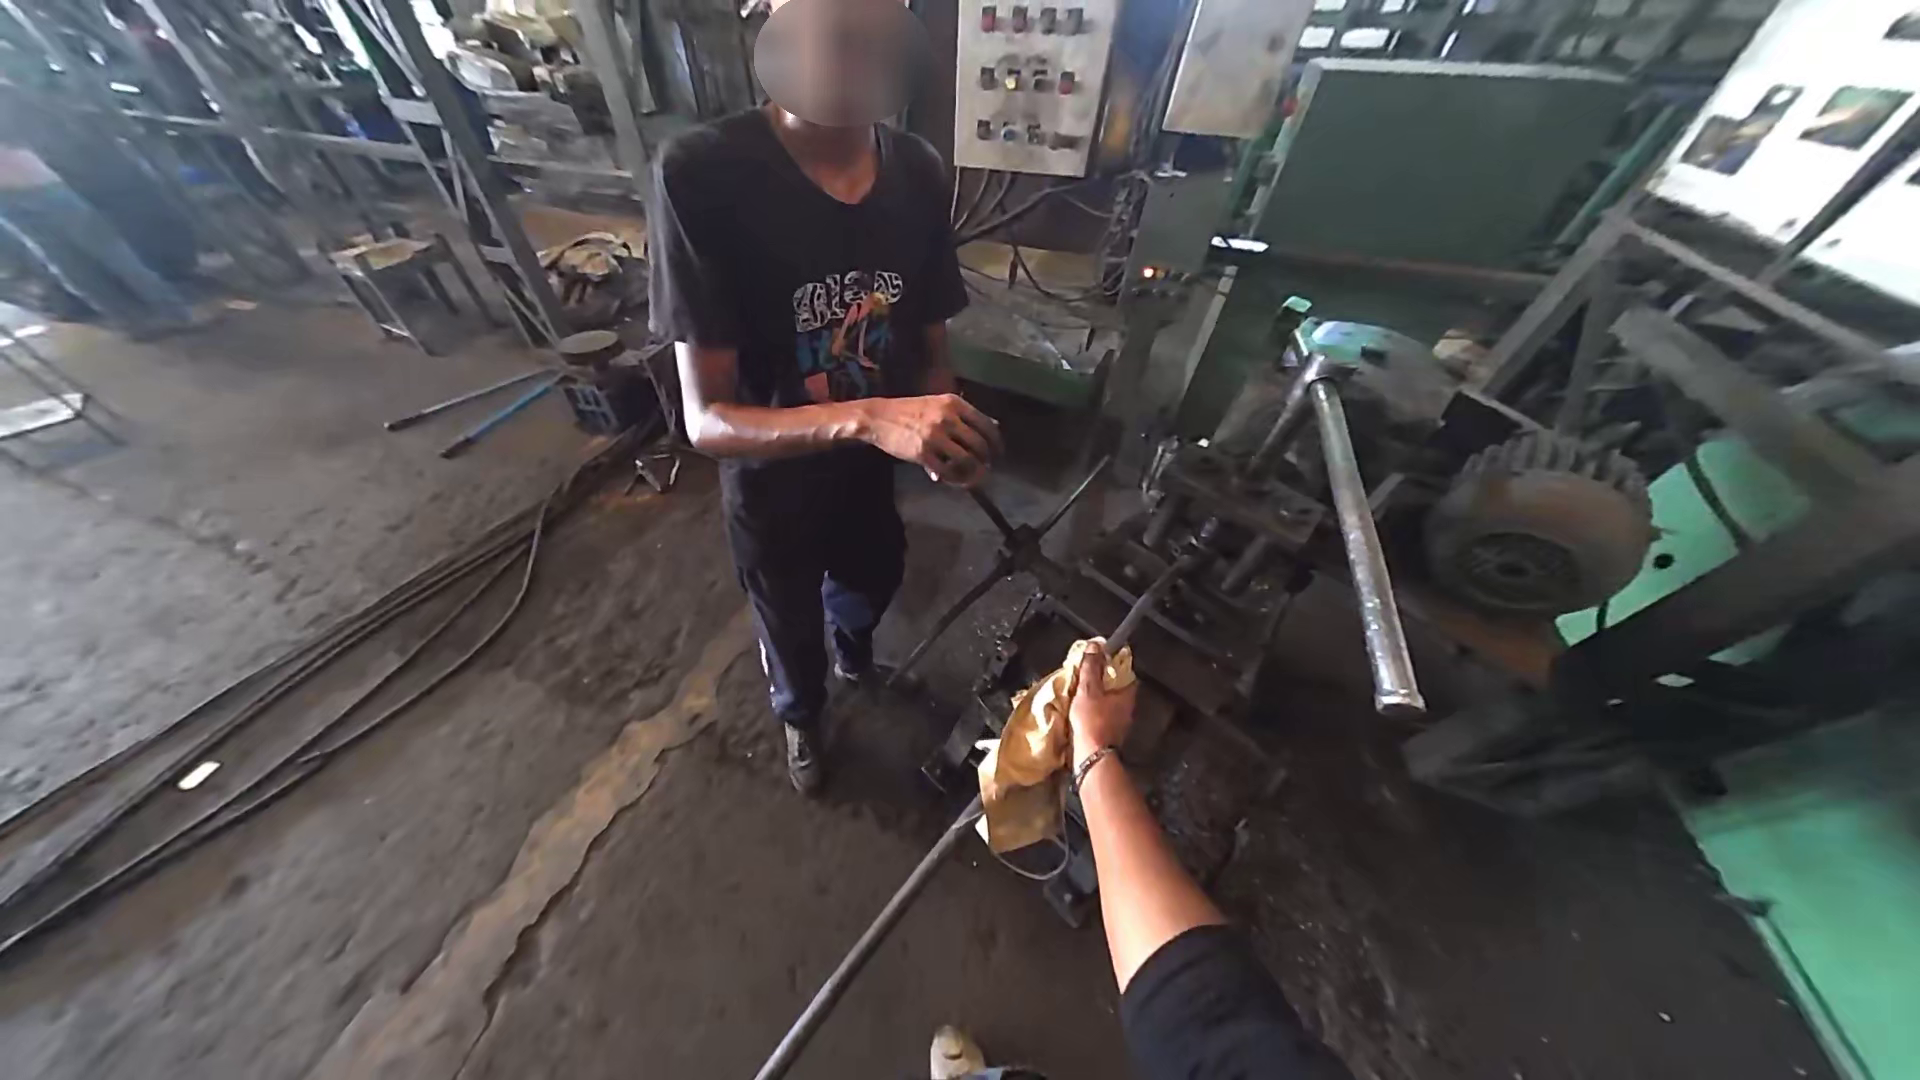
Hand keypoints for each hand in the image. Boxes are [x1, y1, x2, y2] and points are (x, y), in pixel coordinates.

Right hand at [858, 394, 1001, 484]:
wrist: (879, 417)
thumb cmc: (910, 411)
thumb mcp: (939, 405)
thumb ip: (964, 416)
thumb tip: (995, 424)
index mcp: (954, 404)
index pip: (986, 424)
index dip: (996, 442)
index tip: (998, 452)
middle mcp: (947, 418)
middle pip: (979, 444)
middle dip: (986, 459)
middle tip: (986, 467)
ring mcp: (935, 436)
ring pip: (966, 459)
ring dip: (973, 471)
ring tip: (972, 475)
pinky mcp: (923, 453)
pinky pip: (946, 470)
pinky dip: (954, 478)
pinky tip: (953, 478)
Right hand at [1069, 641, 1135, 764]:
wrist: (1091, 757)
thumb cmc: (1091, 719)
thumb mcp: (1088, 689)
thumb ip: (1091, 667)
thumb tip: (1096, 644)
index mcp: (1127, 695)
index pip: (1126, 673)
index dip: (1114, 664)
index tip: (1100, 660)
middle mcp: (1128, 709)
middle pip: (1117, 689)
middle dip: (1104, 682)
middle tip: (1087, 676)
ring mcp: (1120, 725)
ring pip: (1110, 704)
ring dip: (1098, 698)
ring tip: (1080, 693)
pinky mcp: (1110, 736)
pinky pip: (1103, 717)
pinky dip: (1094, 712)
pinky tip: (1081, 712)